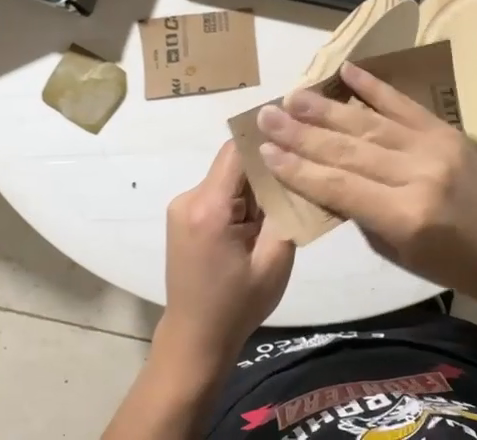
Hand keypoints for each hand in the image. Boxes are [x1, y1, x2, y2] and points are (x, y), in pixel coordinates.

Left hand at [160, 142, 294, 359]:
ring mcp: (181, 206)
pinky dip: (238, 202)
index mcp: (208, 208)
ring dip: (251, 190)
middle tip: (293, 188)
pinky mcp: (182, 216)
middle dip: (264, 173)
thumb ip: (285, 211)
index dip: (265, 140)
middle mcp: (188, 198)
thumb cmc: (238, 305)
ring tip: (273, 216)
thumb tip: (294, 173)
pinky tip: (253, 228)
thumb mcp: (275, 262)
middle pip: (233, 164)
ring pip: (227, 178)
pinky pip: (217, 193)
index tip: (295, 138)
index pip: (237, 151)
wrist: (195, 339)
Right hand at [256, 63, 476, 305]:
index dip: (299, 168)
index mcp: (404, 216)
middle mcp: (417, 176)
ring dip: (325, 109)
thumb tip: (317, 173)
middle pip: (348, 150)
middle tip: (267, 116)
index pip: (339, 186)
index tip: (265, 150)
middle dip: (301, 133)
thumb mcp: (391, 248)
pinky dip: (373, 86)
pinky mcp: (445, 130)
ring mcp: (433, 148)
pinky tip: (346, 71)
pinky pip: (402, 103)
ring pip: (368, 124)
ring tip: (292, 97)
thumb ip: (356, 209)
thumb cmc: (443, 262)